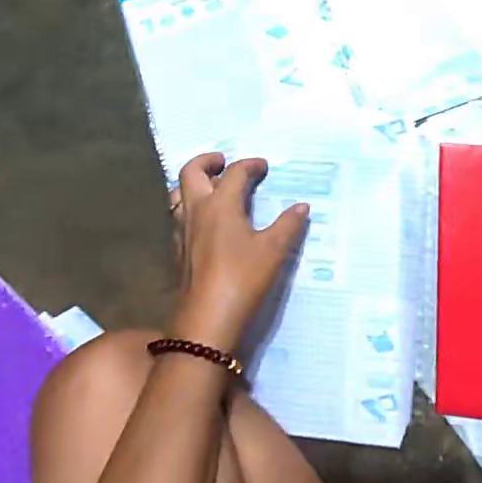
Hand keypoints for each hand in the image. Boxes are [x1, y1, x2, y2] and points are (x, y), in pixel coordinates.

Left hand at [166, 153, 309, 353]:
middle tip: (225, 162)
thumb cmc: (242, 278)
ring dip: (195, 184)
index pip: (234, 173)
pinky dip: (192, 207)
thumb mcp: (274, 250)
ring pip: (179, 194)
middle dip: (208, 161)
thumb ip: (288, 225)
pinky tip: (209, 222)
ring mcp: (183, 232)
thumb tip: (301, 207)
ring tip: (214, 187)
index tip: (264, 167)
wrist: (207, 321)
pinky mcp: (179, 251)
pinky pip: (179, 216)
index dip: (250, 165)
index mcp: (220, 204)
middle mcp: (197, 211)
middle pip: (191, 172)